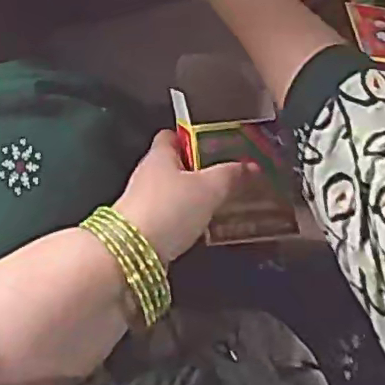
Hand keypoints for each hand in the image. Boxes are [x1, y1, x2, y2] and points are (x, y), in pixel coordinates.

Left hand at [112, 131, 254, 263]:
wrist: (135, 251)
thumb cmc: (169, 208)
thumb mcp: (207, 189)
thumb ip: (228, 175)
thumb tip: (249, 165)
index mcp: (159, 153)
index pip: (173, 134)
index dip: (193, 136)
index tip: (216, 144)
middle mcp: (148, 171)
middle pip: (176, 162)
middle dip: (200, 169)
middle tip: (227, 176)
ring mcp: (144, 197)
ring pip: (174, 188)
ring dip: (194, 194)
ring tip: (222, 202)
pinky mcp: (145, 221)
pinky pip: (171, 211)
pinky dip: (186, 215)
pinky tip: (203, 225)